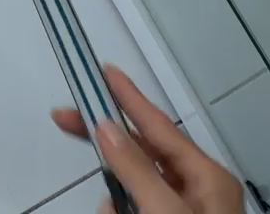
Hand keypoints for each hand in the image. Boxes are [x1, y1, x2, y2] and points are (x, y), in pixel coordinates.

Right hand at [52, 66, 243, 213]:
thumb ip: (135, 170)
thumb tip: (104, 125)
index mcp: (206, 178)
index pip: (157, 124)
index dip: (128, 95)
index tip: (103, 69)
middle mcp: (195, 190)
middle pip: (139, 150)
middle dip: (105, 145)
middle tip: (63, 120)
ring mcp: (181, 212)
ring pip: (131, 186)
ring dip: (113, 199)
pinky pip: (133, 208)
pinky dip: (118, 211)